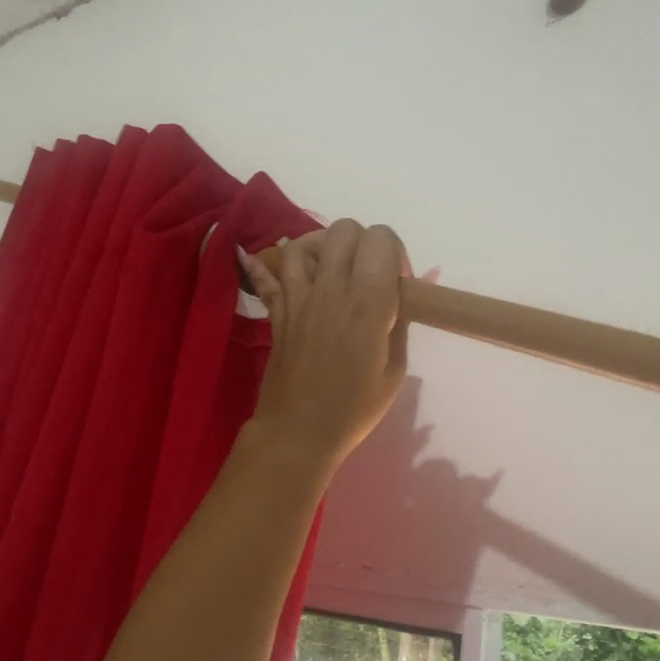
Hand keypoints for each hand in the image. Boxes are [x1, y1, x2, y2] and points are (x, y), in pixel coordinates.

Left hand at [239, 219, 408, 471]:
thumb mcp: (394, 368)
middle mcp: (330, 288)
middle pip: (344, 230)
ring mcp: (297, 298)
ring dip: (320, 248)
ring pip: (302, 244)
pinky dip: (264, 265)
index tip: (395, 282)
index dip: (393, 252)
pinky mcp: (276, 312)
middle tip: (366, 275)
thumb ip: (396, 321)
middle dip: (361, 243)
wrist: (298, 430)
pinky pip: (265, 277)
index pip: (381, 238)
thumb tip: (395, 295)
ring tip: (330, 271)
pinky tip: (263, 259)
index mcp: (367, 300)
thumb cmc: (353, 407)